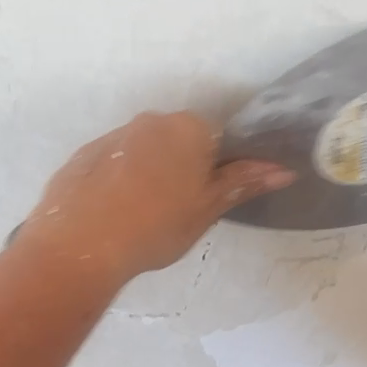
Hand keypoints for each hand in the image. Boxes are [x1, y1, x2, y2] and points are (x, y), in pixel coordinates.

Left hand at [15, 111, 293, 278]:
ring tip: (140, 217)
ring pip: (142, 152)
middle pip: (177, 141)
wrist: (82, 245)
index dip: (214, 171)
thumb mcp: (207, 209)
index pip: (216, 140)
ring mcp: (112, 135)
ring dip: (147, 175)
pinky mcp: (83, 156)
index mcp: (188, 128)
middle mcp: (150, 121)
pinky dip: (116, 183)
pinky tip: (112, 214)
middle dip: (180, 169)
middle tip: (175, 213)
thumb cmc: (156, 227)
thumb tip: (283, 170)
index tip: (204, 201)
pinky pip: (111, 164)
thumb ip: (243, 184)